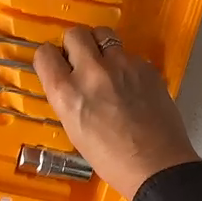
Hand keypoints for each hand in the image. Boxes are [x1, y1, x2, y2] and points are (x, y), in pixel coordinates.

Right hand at [33, 26, 200, 199]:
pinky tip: (131, 84)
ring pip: (103, 34)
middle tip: (81, 60)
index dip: (49, 58)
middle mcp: (91, 72)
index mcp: (66, 93)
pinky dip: (125, 64)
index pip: (44, 54)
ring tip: (106, 64)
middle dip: (74, 44)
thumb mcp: (73, 128)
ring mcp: (121, 66)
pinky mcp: (146, 67)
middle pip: (74, 33)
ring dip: (100, 45)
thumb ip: (68, 97)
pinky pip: (129, 54)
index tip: (55, 64)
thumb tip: (70, 80)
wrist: (156, 167)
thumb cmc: (110, 158)